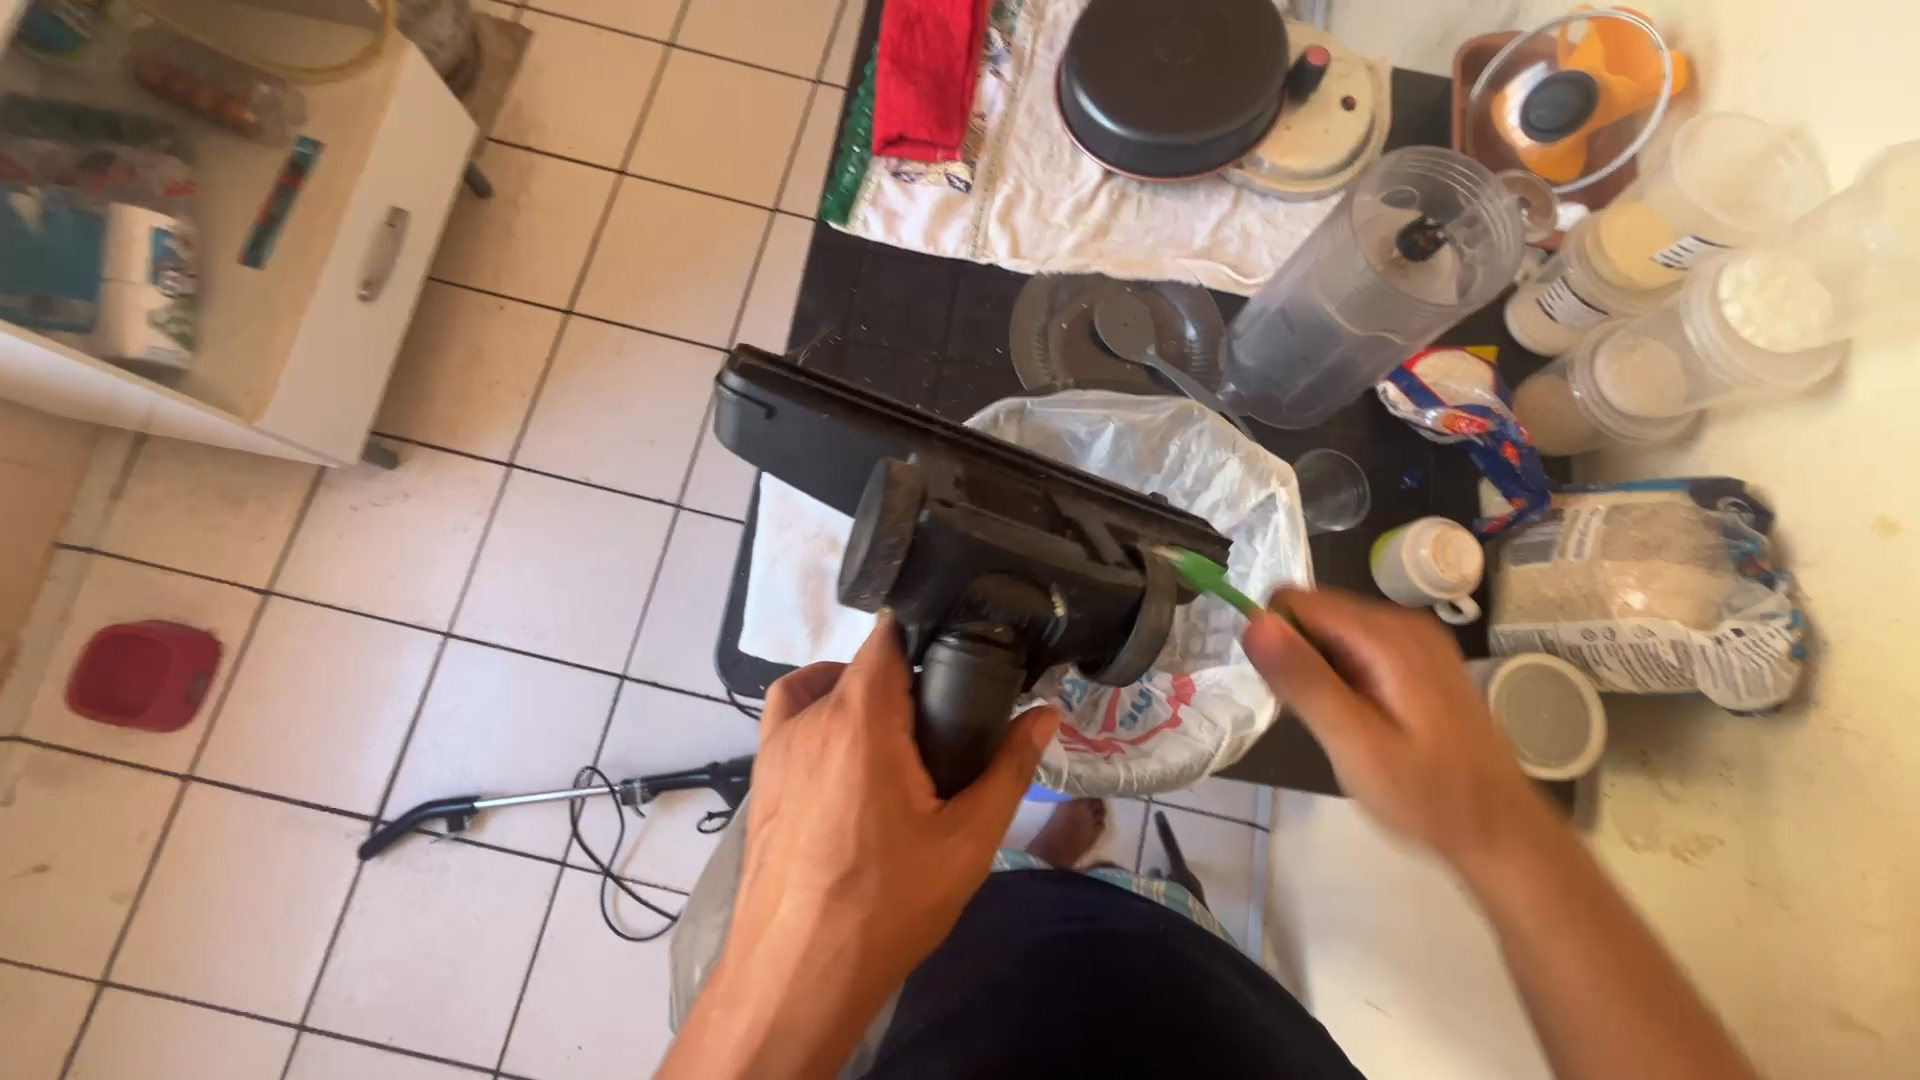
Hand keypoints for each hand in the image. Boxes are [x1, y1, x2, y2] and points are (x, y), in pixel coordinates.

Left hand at [730, 612, 1059, 999]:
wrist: (797, 973)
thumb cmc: (887, 903)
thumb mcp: (968, 839)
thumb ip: (1010, 769)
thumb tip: (1046, 716)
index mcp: (861, 718)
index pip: (887, 638)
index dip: (923, 632)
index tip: (958, 653)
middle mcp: (811, 718)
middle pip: (859, 665)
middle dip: (902, 677)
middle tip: (942, 720)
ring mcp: (776, 746)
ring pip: (819, 686)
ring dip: (855, 691)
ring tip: (894, 733)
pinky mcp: (759, 776)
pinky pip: (788, 718)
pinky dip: (816, 713)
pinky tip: (843, 758)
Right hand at [1241, 588, 1551, 874]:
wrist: (1500, 832)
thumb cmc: (1426, 795)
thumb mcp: (1354, 744)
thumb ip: (1304, 680)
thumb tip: (1254, 623)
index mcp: (1389, 637)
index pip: (1297, 602)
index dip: (1273, 639)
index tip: (1277, 688)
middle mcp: (1403, 625)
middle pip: (1315, 613)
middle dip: (1294, 655)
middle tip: (1306, 713)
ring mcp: (1414, 641)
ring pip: (1331, 631)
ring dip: (1313, 668)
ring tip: (1329, 720)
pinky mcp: (1417, 660)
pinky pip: (1354, 647)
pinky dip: (1337, 674)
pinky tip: (1349, 717)